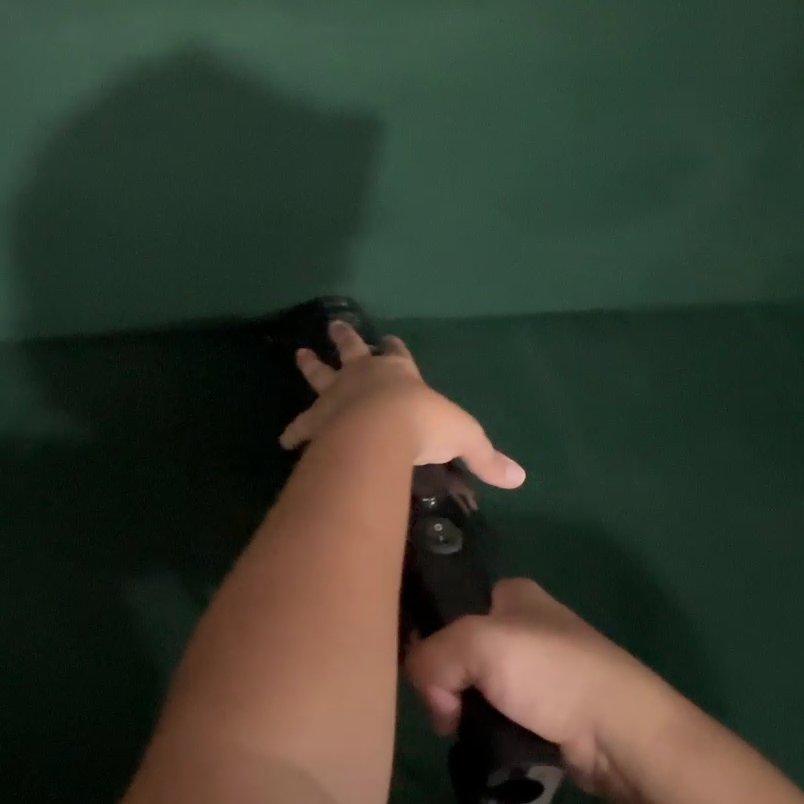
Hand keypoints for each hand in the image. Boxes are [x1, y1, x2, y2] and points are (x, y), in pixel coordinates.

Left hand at [277, 321, 523, 488]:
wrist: (381, 430)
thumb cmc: (425, 425)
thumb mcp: (465, 438)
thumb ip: (486, 457)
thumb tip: (518, 478)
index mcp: (400, 373)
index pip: (398, 355)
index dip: (395, 349)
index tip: (389, 339)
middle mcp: (365, 376)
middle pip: (352, 349)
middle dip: (345, 337)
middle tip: (335, 325)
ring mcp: (337, 394)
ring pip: (320, 374)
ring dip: (311, 365)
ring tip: (300, 354)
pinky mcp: (317, 419)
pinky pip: (302, 425)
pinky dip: (295, 431)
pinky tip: (285, 439)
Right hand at [404, 579, 680, 793]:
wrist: (619, 731)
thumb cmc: (547, 670)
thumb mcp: (473, 643)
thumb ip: (431, 655)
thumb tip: (428, 691)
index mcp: (511, 593)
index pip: (453, 602)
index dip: (431, 631)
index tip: (423, 665)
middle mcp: (527, 626)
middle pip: (463, 649)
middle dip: (448, 679)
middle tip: (445, 706)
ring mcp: (542, 672)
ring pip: (481, 686)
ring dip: (469, 709)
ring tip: (465, 728)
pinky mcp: (552, 714)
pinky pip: (504, 717)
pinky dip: (492, 730)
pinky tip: (492, 740)